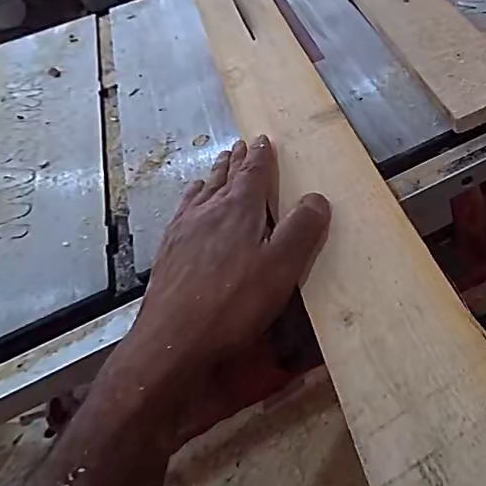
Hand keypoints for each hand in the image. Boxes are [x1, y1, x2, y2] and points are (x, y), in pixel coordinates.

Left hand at [105, 136, 329, 401]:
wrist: (172, 343)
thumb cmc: (234, 304)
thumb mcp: (282, 267)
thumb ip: (302, 229)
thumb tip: (317, 198)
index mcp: (239, 209)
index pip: (253, 173)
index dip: (261, 156)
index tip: (263, 141)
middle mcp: (208, 212)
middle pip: (225, 177)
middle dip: (237, 161)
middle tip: (241, 147)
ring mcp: (183, 231)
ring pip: (202, 192)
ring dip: (214, 175)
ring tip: (219, 165)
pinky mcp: (168, 253)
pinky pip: (183, 211)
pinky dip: (192, 198)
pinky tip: (190, 205)